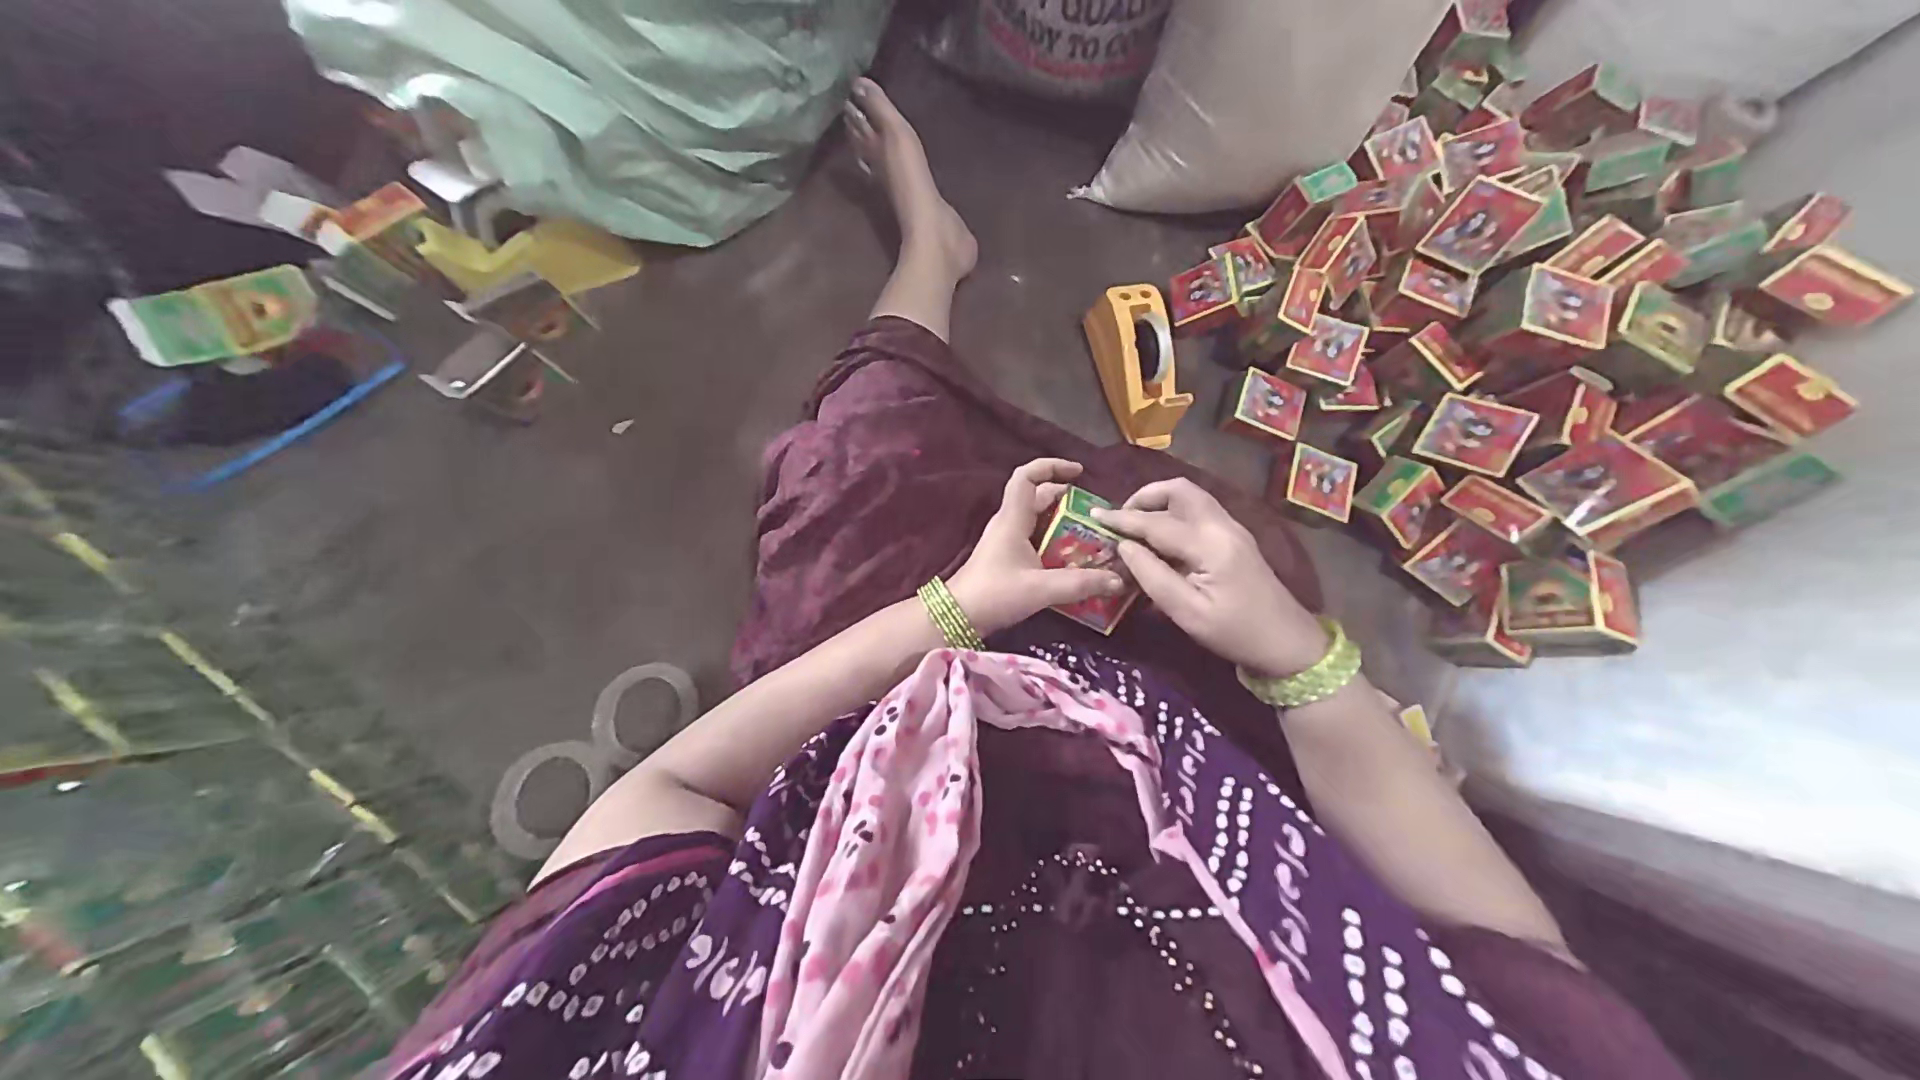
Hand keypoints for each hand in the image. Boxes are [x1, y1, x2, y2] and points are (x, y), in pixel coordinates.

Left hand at [947, 459, 1127, 636]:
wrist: (957, 617)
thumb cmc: (994, 594)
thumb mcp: (1041, 589)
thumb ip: (1081, 584)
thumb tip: (1118, 580)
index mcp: (1012, 519)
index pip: (1027, 476)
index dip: (1052, 466)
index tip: (1079, 473)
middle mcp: (1009, 524)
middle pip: (1038, 497)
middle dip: (1066, 499)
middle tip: (1093, 513)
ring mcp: (1006, 541)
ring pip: (1037, 520)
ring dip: (1062, 522)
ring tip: (1090, 536)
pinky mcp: (1006, 558)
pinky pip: (1035, 539)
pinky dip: (1054, 542)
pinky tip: (1072, 560)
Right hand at [1091, 479, 1327, 677]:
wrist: (1288, 645)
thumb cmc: (1234, 633)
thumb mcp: (1187, 613)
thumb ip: (1152, 576)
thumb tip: (1124, 546)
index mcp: (1210, 545)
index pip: (1157, 521)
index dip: (1122, 518)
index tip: (1094, 514)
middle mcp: (1222, 526)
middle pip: (1180, 490)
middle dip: (1145, 497)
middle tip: (1121, 519)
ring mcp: (1232, 529)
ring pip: (1191, 497)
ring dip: (1160, 502)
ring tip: (1136, 526)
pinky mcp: (1235, 538)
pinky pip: (1199, 512)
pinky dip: (1174, 513)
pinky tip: (1160, 539)